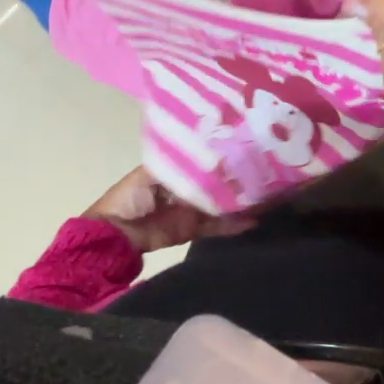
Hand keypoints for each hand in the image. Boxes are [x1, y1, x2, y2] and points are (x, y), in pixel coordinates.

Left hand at [81, 167, 257, 251]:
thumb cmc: (129, 197)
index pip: (206, 159)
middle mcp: (188, 187)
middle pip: (218, 181)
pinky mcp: (194, 229)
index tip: (247, 147)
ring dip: (241, 201)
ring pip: (223, 203)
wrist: (115, 235)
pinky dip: (235, 224)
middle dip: (238, 178)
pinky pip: (218, 225)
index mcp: (177, 169)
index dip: (225, 155)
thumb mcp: (153, 173)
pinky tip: (255, 219)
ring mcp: (192, 208)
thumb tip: (215, 158)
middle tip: (266, 171)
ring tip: (267, 195)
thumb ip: (183, 167)